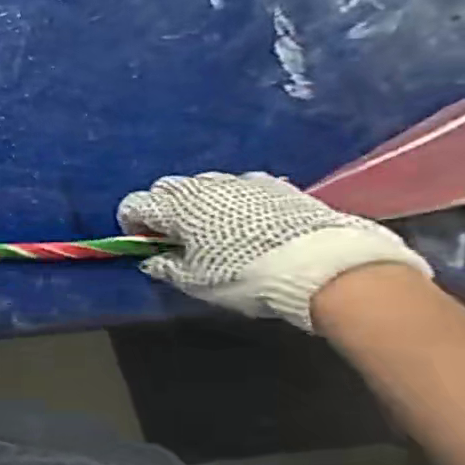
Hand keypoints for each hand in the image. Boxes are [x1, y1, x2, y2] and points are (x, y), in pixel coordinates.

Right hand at [117, 171, 431, 332]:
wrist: (331, 269)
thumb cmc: (246, 275)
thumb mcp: (194, 281)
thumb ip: (165, 266)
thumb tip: (154, 259)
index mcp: (176, 208)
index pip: (134, 205)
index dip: (133, 225)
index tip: (147, 244)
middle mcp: (206, 187)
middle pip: (168, 188)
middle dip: (164, 208)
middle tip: (177, 235)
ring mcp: (247, 183)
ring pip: (207, 184)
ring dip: (201, 202)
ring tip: (216, 227)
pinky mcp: (283, 187)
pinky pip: (245, 186)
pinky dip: (237, 200)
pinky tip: (250, 221)